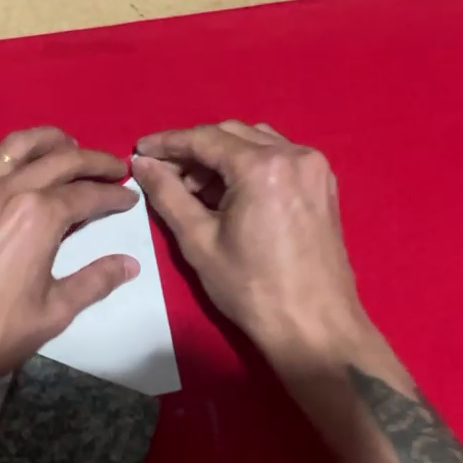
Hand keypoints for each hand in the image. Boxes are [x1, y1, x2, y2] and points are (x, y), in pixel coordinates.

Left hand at [0, 125, 140, 397]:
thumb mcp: (54, 312)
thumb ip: (95, 282)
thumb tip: (130, 265)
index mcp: (39, 216)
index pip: (87, 196)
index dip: (113, 195)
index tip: (130, 199)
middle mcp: (5, 194)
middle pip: (57, 162)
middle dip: (92, 161)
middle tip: (114, 167)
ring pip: (8, 149)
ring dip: (42, 140)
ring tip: (64, 143)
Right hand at [134, 121, 367, 361]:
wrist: (315, 327)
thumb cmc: (252, 289)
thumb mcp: (199, 242)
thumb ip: (168, 195)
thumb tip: (142, 164)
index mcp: (264, 167)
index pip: (205, 139)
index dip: (167, 143)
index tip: (139, 151)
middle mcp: (294, 154)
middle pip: (231, 134)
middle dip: (194, 151)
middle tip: (163, 176)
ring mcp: (314, 168)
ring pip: (255, 143)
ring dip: (220, 157)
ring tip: (193, 190)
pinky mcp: (323, 184)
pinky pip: (277, 158)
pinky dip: (247, 167)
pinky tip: (227, 195)